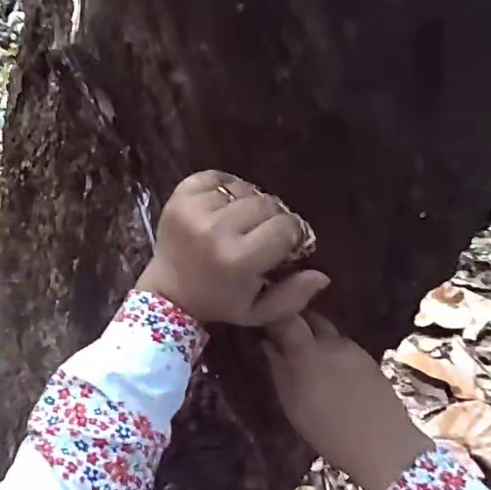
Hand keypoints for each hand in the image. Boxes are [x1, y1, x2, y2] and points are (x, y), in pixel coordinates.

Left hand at [134, 170, 329, 325]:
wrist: (168, 292)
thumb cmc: (218, 302)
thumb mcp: (258, 313)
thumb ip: (293, 297)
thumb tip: (322, 276)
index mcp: (237, 261)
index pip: (285, 227)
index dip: (292, 234)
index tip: (286, 244)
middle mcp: (215, 231)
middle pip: (267, 203)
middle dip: (273, 217)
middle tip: (263, 233)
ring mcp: (194, 210)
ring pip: (244, 189)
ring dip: (248, 203)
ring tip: (241, 222)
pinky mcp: (180, 196)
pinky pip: (217, 177)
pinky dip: (225, 188)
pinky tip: (223, 207)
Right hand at [263, 312, 430, 489]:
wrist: (383, 444)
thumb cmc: (328, 431)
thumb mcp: (292, 404)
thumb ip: (278, 369)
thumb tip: (268, 345)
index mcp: (307, 350)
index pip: (287, 319)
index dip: (275, 320)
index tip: (266, 329)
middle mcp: (331, 341)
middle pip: (311, 319)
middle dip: (298, 325)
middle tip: (286, 342)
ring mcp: (353, 348)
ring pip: (329, 333)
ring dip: (317, 339)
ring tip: (310, 361)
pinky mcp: (369, 358)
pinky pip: (344, 346)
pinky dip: (333, 351)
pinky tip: (333, 373)